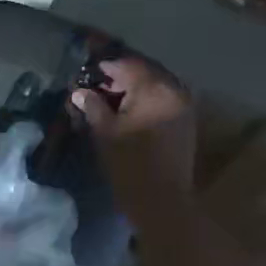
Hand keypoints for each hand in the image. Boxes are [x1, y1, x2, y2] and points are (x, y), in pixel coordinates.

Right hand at [70, 55, 196, 212]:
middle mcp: (174, 89)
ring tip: (109, 99)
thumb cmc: (130, 164)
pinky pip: (163, 99)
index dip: (103, 66)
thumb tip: (80, 92)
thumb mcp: (104, 132)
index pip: (126, 64)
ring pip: (154, 85)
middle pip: (143, 71)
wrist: (162, 201)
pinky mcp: (186, 121)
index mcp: (154, 88)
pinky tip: (127, 111)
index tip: (85, 72)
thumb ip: (93, 105)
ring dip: (132, 88)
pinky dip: (145, 100)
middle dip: (119, 76)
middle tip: (95, 84)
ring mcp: (184, 105)